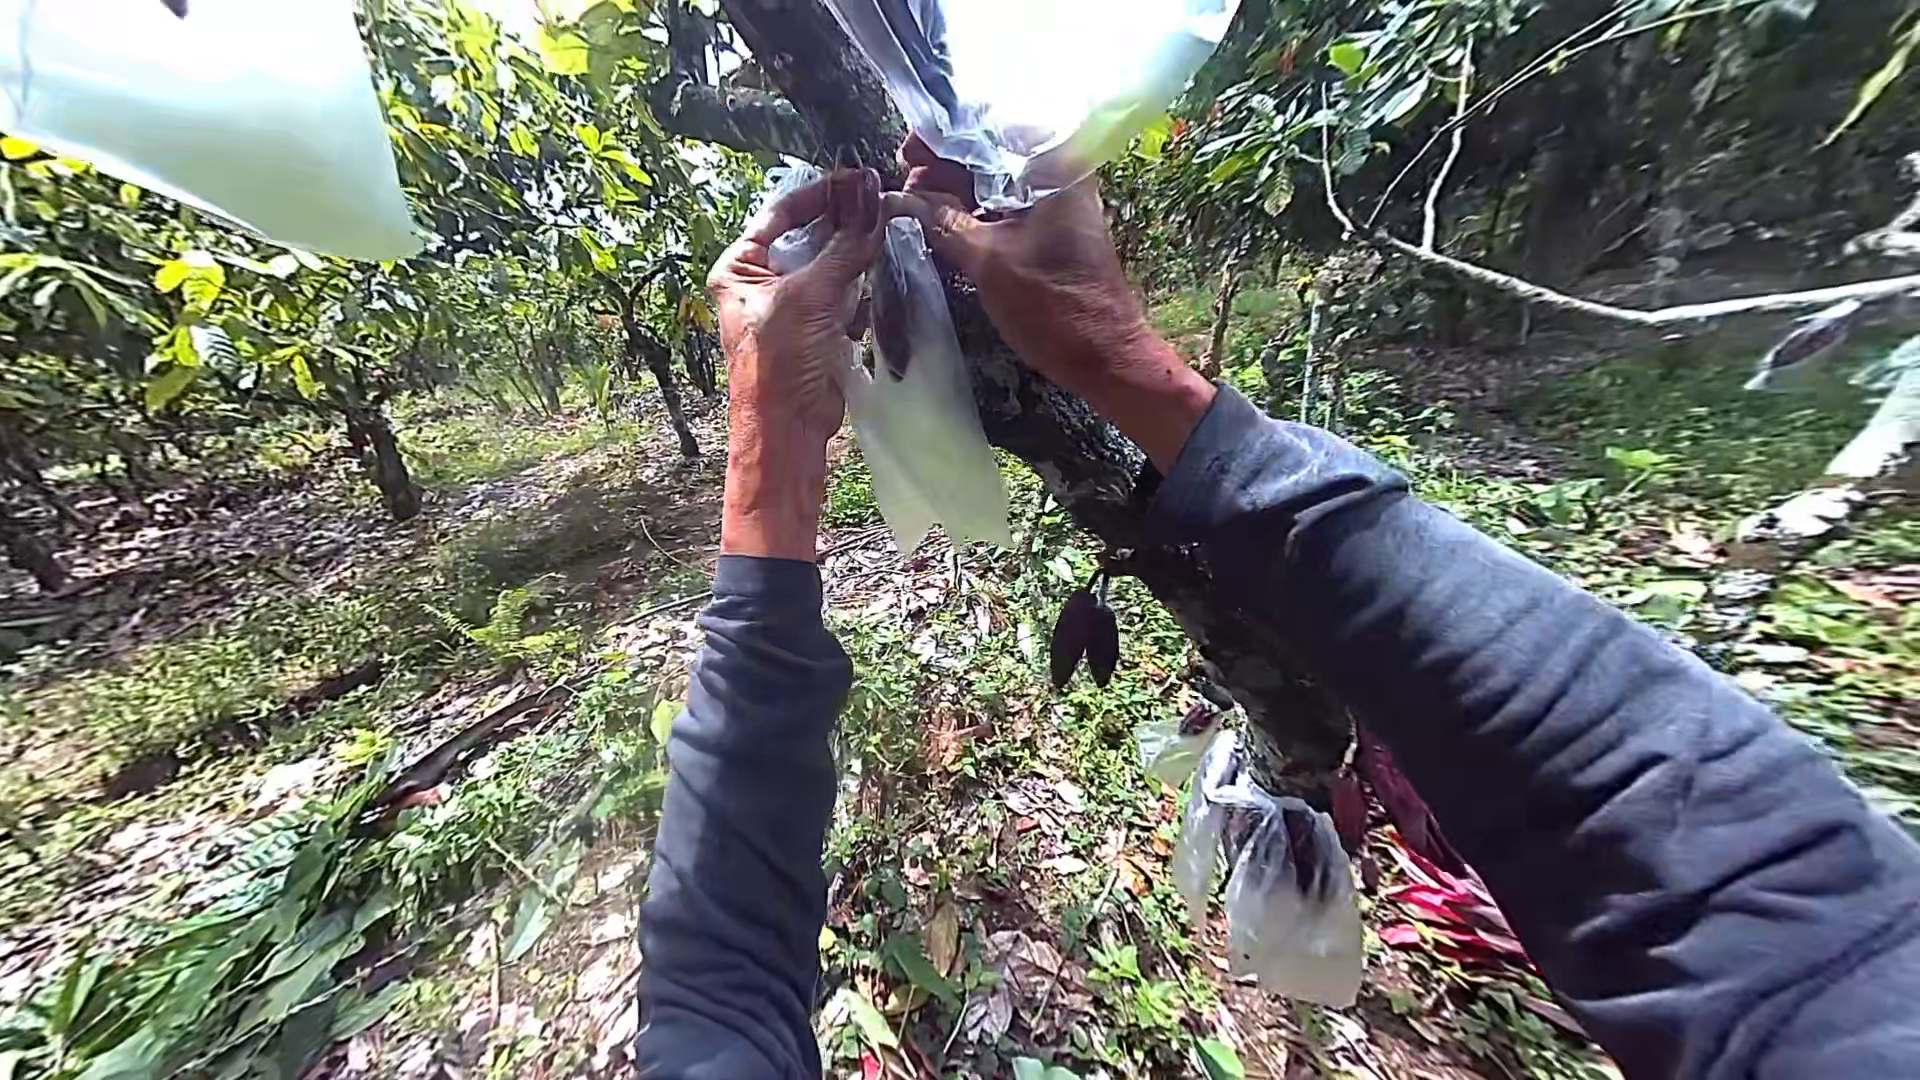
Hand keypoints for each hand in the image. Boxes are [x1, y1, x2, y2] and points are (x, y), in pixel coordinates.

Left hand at [709, 167, 883, 560]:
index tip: (858, 180)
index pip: (782, 214)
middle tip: (881, 204)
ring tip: (888, 233)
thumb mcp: (810, 295)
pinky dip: (862, 290)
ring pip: (832, 270)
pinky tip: (882, 273)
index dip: (821, 195)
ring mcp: (794, 309)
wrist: (789, 427)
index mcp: (741, 266)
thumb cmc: (780, 359)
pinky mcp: (820, 333)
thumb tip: (874, 199)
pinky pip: (845, 300)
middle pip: (811, 240)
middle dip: (844, 226)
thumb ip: (845, 247)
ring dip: (857, 257)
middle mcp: (764, 284)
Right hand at [885, 138, 1214, 470]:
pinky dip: (979, 212)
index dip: (939, 138)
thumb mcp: (989, 263)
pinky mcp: (1055, 228)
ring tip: (917, 205)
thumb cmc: (1051, 308)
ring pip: (997, 181)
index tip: (905, 154)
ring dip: (958, 191)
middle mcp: (1060, 169)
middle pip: (990, 151)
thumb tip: (904, 200)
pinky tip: (948, 222)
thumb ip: (945, 224)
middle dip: (944, 166)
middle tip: (906, 186)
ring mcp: (1059, 200)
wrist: (1102, 355)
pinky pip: (1010, 207)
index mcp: (1051, 163)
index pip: (985, 127)